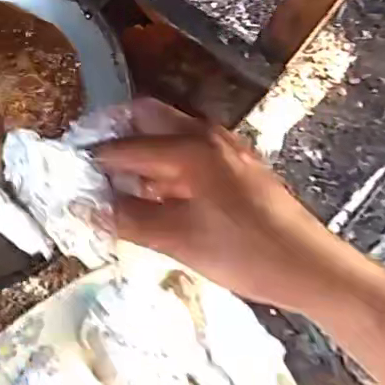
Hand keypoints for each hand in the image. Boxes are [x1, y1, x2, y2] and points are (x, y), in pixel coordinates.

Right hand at [95, 99, 367, 314]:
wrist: (314, 268)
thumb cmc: (246, 252)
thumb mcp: (179, 240)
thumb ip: (127, 219)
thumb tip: (83, 206)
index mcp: (189, 148)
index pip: (127, 146)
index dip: (95, 159)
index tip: (71, 169)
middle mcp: (205, 135)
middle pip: (146, 115)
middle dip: (114, 132)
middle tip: (91, 159)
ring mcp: (223, 145)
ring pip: (166, 130)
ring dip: (139, 146)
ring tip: (119, 180)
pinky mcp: (235, 162)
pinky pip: (186, 146)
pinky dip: (162, 160)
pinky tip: (156, 192)